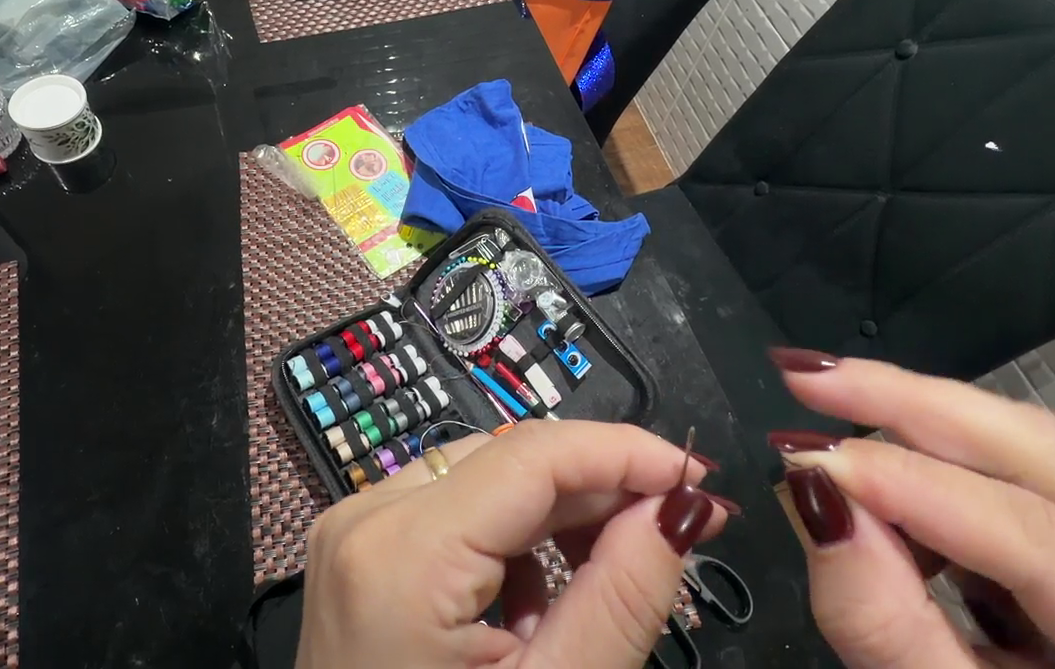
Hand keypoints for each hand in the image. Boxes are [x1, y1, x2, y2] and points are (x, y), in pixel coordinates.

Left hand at [296, 419, 734, 667]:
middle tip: (681, 522)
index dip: (624, 452)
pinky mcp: (359, 545)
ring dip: (559, 514)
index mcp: (403, 554)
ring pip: (484, 477)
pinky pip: (453, 507)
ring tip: (610, 577)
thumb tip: (680, 508)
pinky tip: (540, 603)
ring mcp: (355, 525)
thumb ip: (620, 596)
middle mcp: (367, 514)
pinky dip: (511, 537)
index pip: (531, 456)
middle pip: (508, 461)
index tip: (698, 477)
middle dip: (601, 487)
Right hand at [766, 350, 1054, 667]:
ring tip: (821, 396)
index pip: (1039, 534)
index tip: (800, 459)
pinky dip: (945, 458)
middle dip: (906, 401)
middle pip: (1039, 452)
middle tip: (801, 373)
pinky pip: (1033, 474)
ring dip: (915, 416)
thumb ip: (893, 631)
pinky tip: (882, 471)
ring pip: (1034, 447)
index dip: (910, 488)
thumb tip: (817, 502)